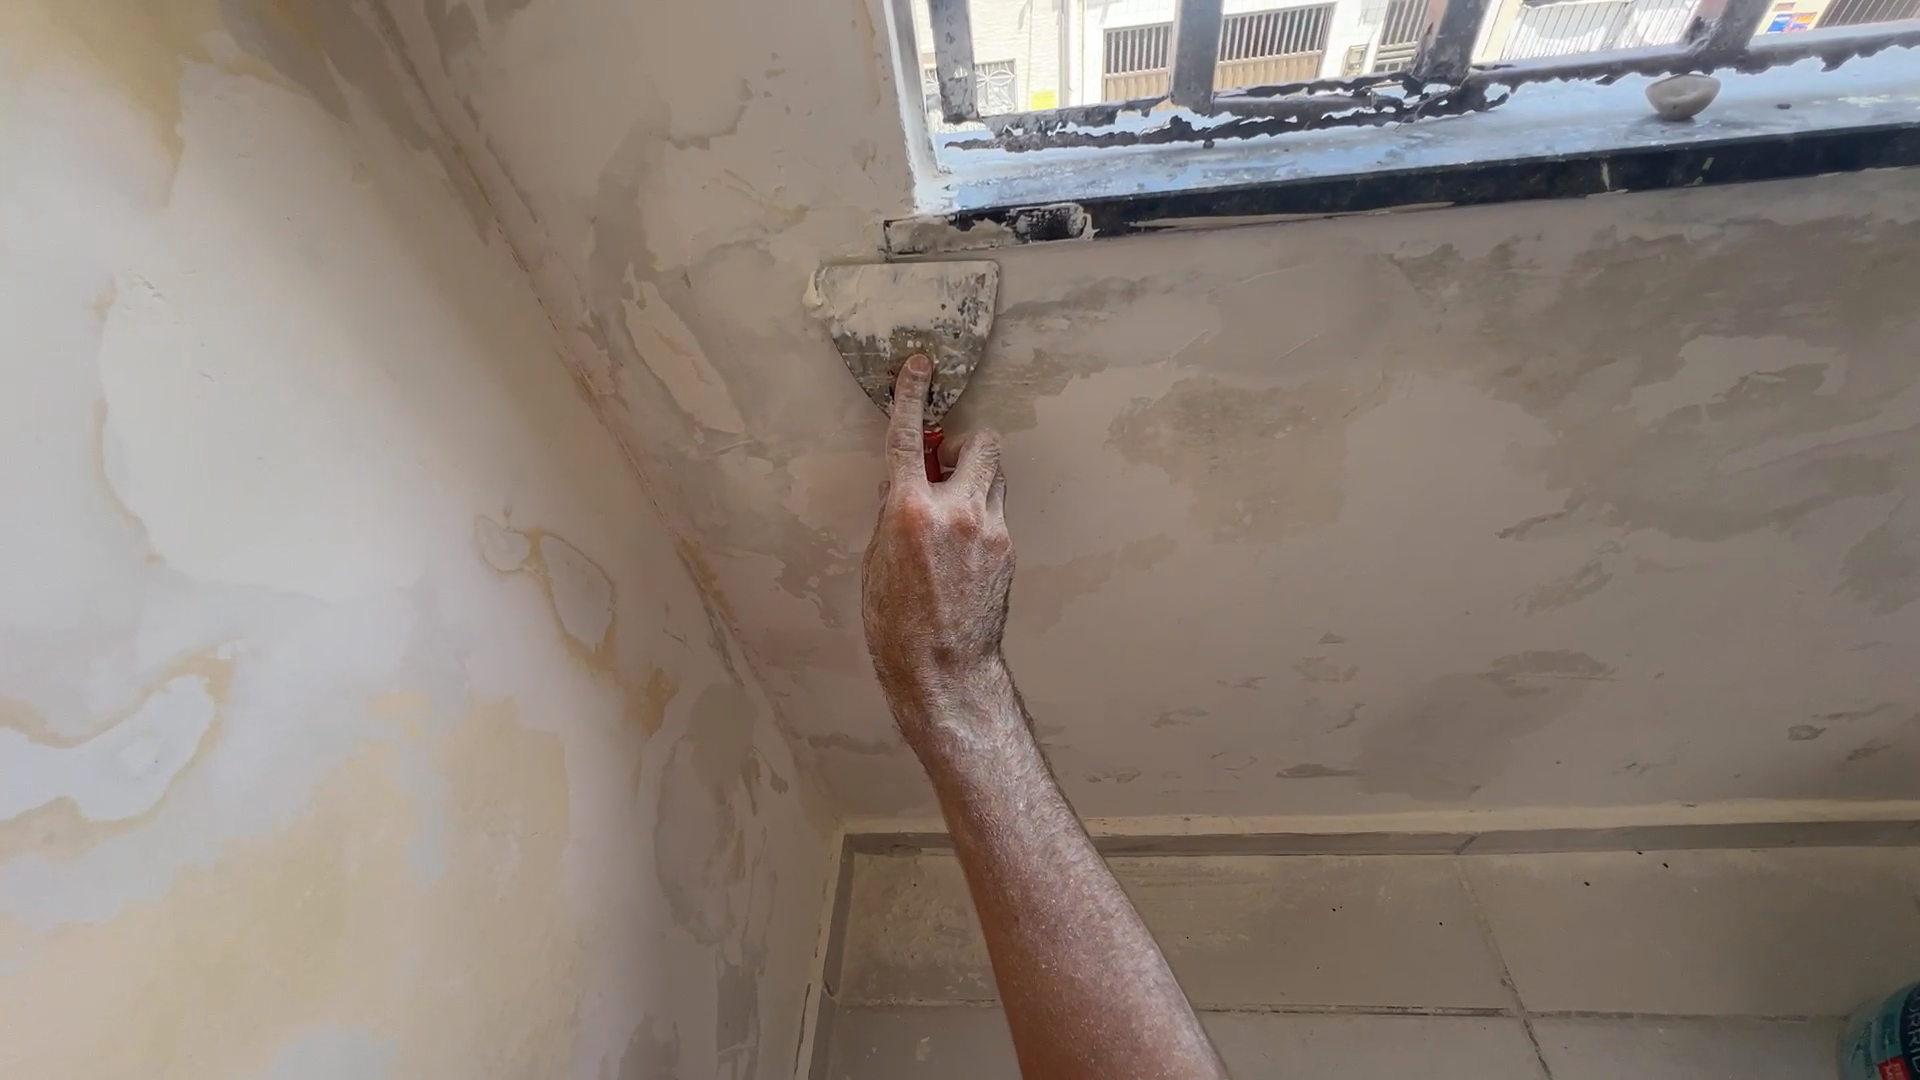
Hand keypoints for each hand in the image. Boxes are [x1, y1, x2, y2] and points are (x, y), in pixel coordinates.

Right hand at [862, 356, 1012, 742]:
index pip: (907, 440)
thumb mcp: (876, 563)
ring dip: (976, 477)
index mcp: (910, 513)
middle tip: (945, 466)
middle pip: (983, 443)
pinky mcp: (1009, 549)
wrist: (943, 670)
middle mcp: (957, 512)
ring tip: (954, 509)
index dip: (911, 396)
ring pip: (996, 475)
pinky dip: (981, 514)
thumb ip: (891, 514)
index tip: (919, 368)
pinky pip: (998, 511)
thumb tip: (900, 484)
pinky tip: (964, 549)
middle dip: (965, 444)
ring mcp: (991, 530)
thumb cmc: (896, 625)